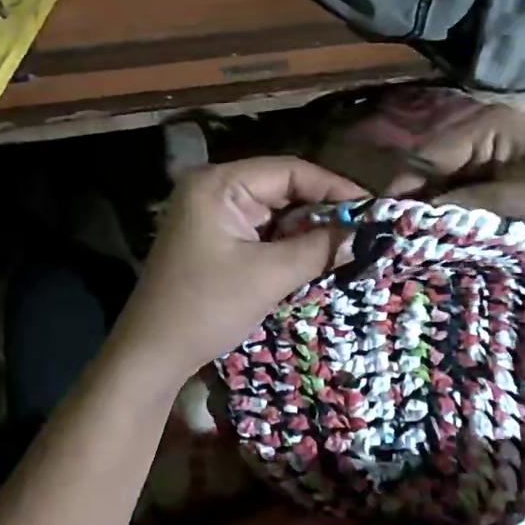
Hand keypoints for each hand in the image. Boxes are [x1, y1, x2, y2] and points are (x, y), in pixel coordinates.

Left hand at [113, 157, 366, 375]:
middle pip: (282, 188)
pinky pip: (261, 231)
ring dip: (308, 229)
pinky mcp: (214, 239)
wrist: (152, 353)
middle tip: (364, 229)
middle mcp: (213, 189)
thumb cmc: (206, 308)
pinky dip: (288, 243)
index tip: (372, 209)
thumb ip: (318, 249)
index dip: (334, 187)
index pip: (289, 171)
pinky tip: (316, 256)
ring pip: (275, 212)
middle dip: (323, 209)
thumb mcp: (268, 276)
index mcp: (219, 184)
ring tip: (348, 243)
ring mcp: (212, 214)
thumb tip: (364, 235)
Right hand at [387, 108, 524, 258]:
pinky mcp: (498, 172)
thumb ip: (468, 201)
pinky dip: (453, 208)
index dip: (404, 188)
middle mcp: (483, 131)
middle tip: (398, 233)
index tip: (384, 220)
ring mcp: (491, 152)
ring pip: (445, 180)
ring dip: (434, 206)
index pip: (428, 155)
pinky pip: (463, 188)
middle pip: (433, 167)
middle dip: (416, 198)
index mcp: (488, 125)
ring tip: (415, 235)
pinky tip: (443, 229)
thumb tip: (419, 214)